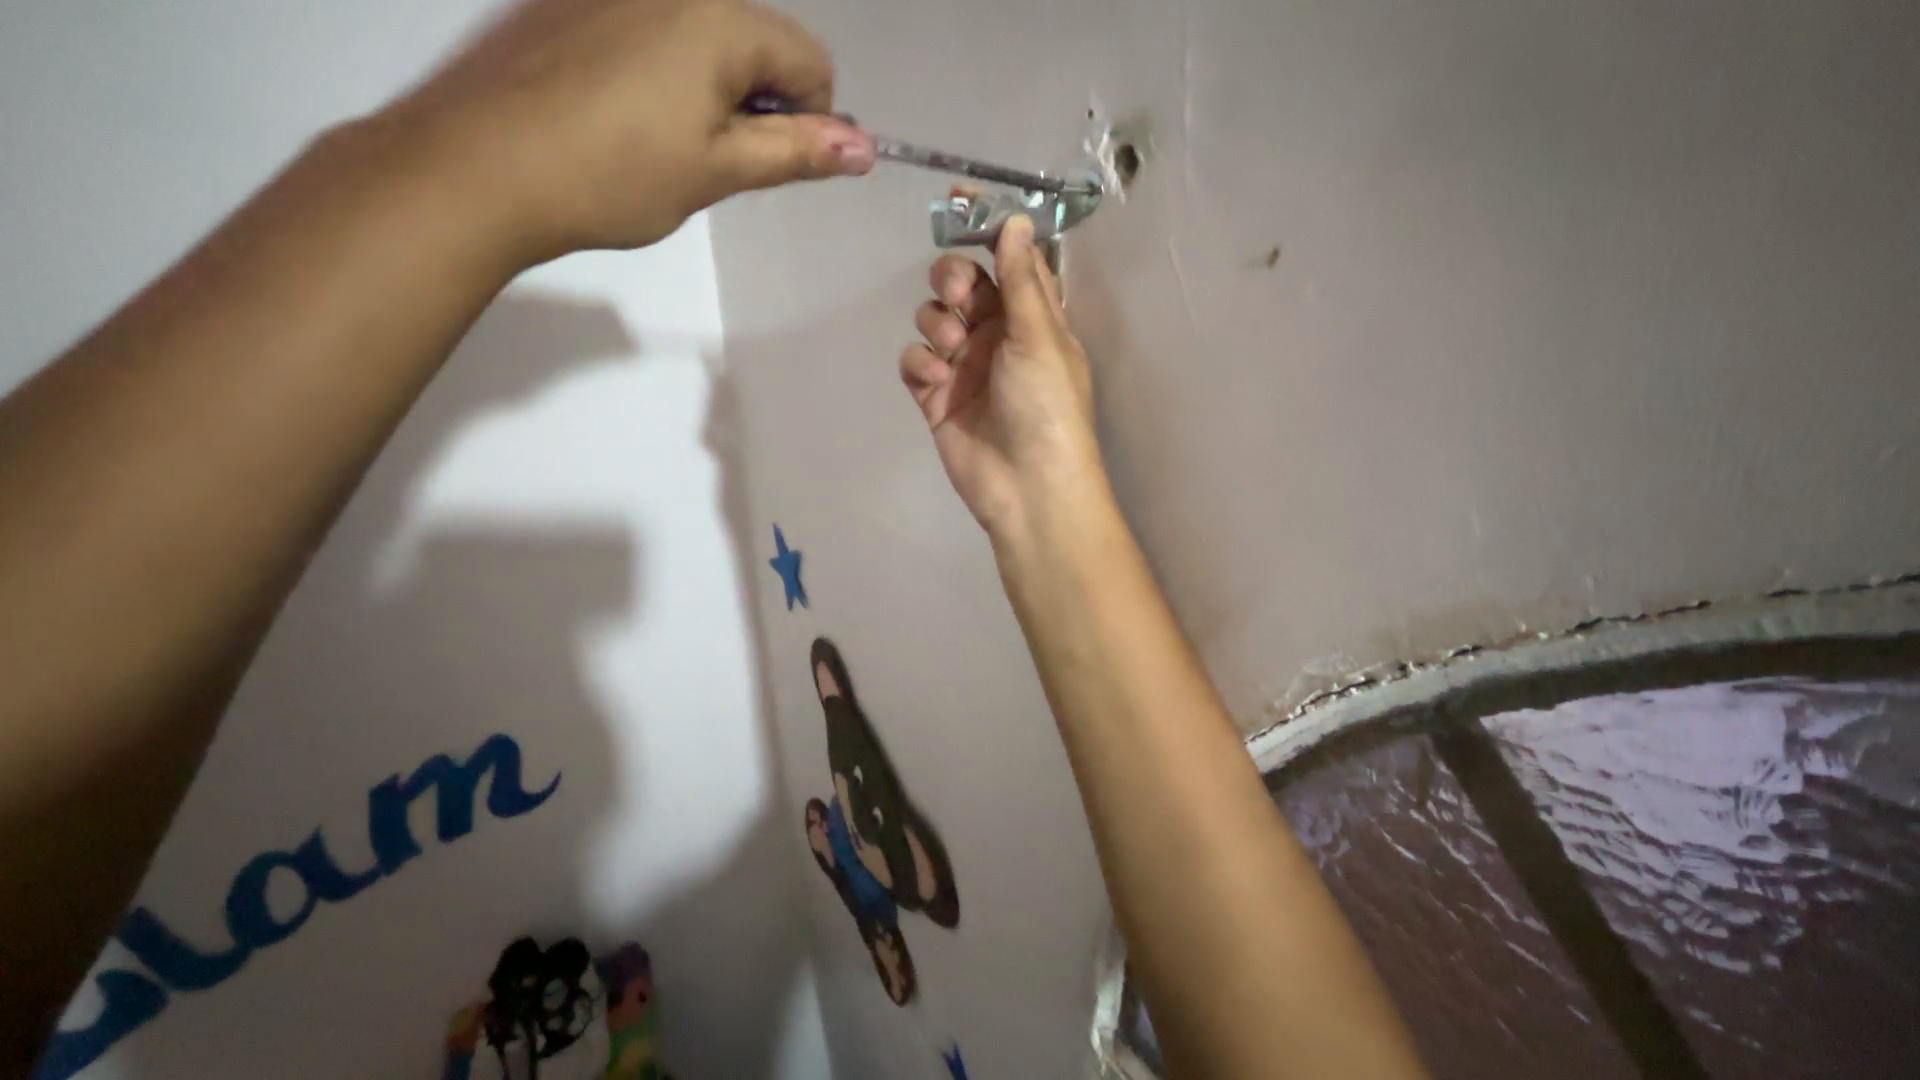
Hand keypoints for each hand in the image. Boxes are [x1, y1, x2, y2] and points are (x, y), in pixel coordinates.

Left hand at [385, 0, 872, 261]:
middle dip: (755, 98)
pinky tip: (617, 111)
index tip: (767, 161)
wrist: (479, 165)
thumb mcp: (718, 172)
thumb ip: (797, 151)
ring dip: (707, 85)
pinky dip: (658, 67)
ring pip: (702, 35)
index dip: (809, 120)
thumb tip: (867, 148)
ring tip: (658, 137)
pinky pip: (648, 25)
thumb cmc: (614, 175)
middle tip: (710, 156)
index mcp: (721, 20)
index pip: (811, 62)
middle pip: (758, 40)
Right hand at [900, 216, 1106, 539]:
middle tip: (956, 294)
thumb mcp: (1040, 336)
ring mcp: (965, 367)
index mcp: (1034, 318)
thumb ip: (1022, 278)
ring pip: (934, 319)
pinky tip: (935, 380)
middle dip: (952, 279)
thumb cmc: (1046, 406)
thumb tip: (1016, 219)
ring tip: (952, 352)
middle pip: (963, 284)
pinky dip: (920, 363)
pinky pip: (915, 360)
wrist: (1027, 486)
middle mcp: (999, 336)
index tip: (960, 198)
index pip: (1010, 260)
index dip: (988, 228)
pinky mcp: (936, 396)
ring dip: (937, 324)